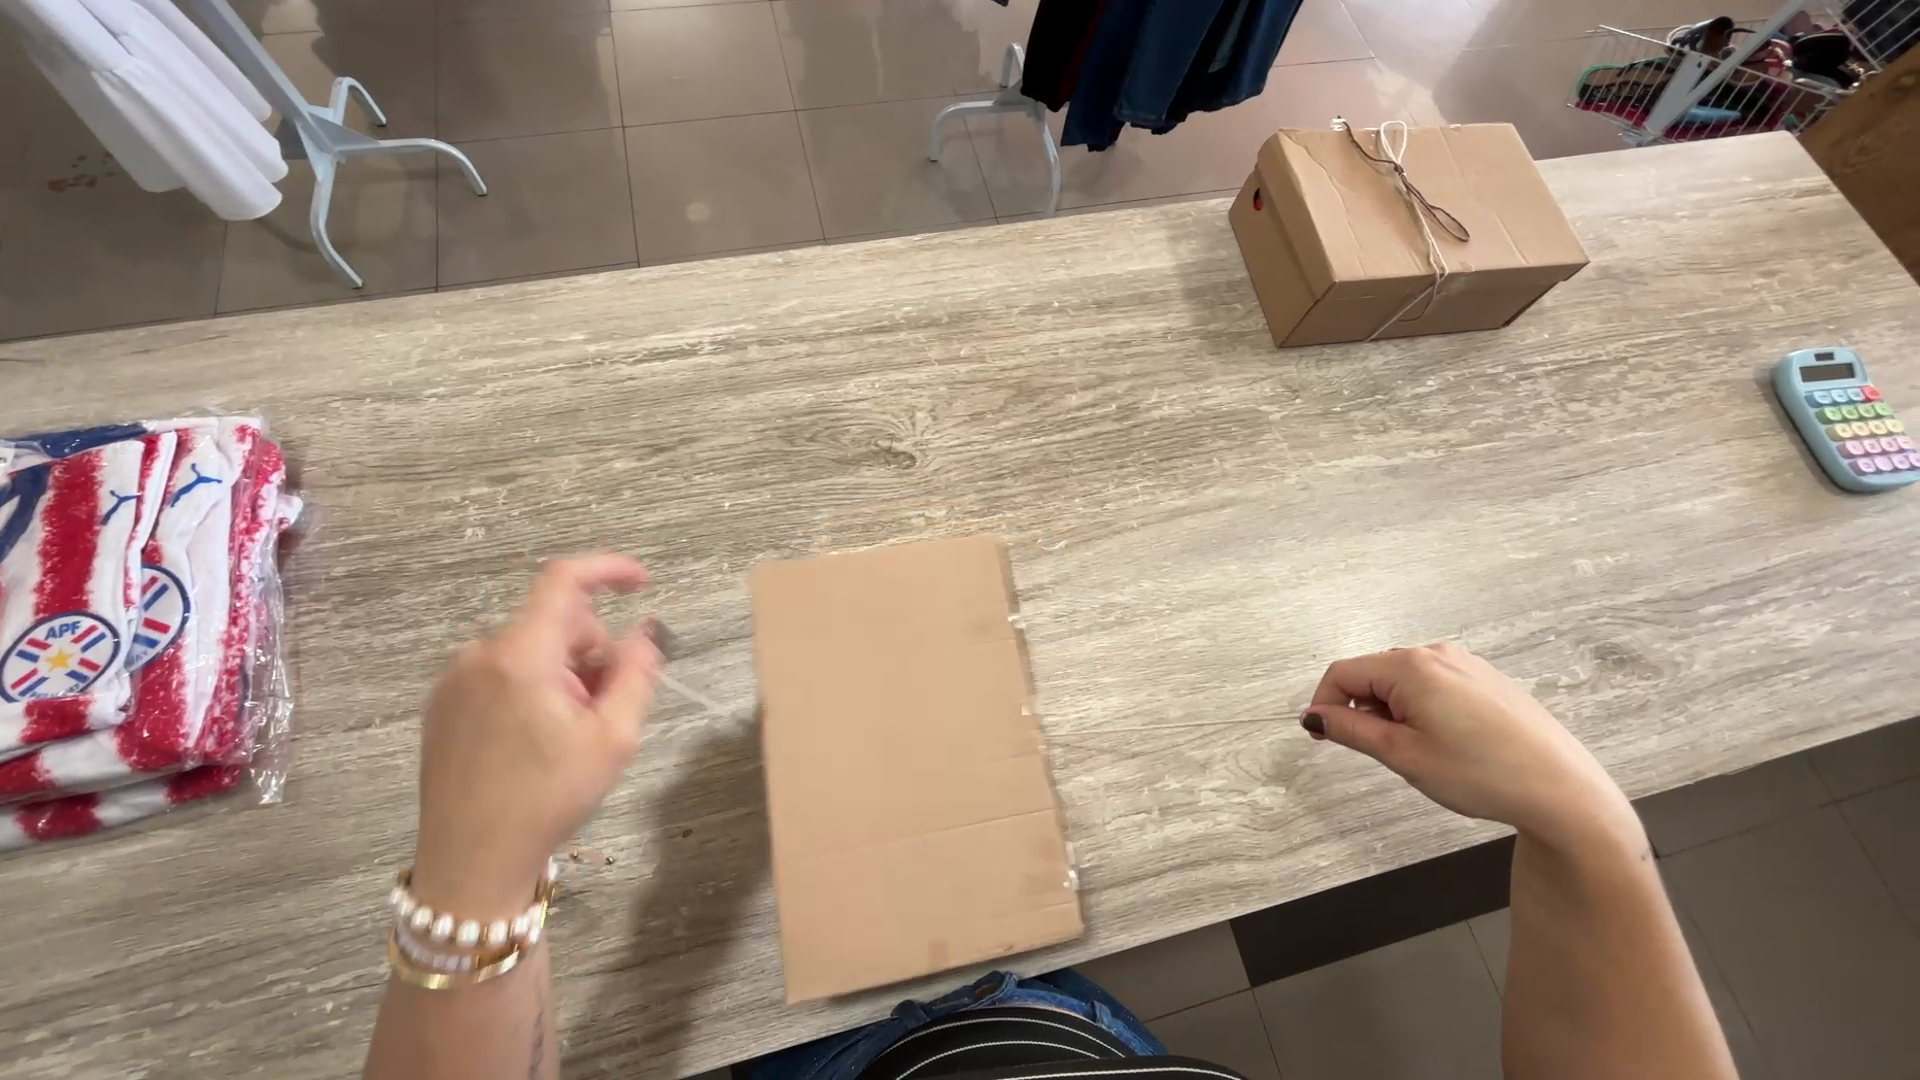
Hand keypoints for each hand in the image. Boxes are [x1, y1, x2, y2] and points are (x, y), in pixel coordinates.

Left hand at [411, 555, 660, 917]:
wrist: (471, 862)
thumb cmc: (549, 798)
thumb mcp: (613, 737)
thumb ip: (637, 672)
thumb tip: (645, 631)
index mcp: (520, 656)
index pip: (564, 580)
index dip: (609, 569)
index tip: (644, 583)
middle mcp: (479, 655)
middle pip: (555, 623)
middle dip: (593, 650)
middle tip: (608, 707)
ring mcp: (454, 680)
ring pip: (532, 649)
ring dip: (566, 674)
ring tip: (572, 732)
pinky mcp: (442, 705)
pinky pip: (503, 672)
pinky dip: (534, 687)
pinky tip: (538, 739)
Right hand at [1303, 643, 1639, 851]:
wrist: (1565, 793)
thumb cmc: (1480, 773)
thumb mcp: (1402, 755)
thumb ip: (1350, 729)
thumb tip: (1314, 715)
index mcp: (1410, 667)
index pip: (1343, 673)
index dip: (1324, 703)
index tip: (1321, 736)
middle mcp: (1437, 654)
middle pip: (1373, 672)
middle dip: (1360, 706)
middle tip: (1374, 749)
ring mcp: (1467, 664)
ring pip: (1403, 679)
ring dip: (1391, 708)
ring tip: (1413, 749)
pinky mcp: (1488, 679)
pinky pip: (1434, 683)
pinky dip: (1420, 706)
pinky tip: (1444, 741)